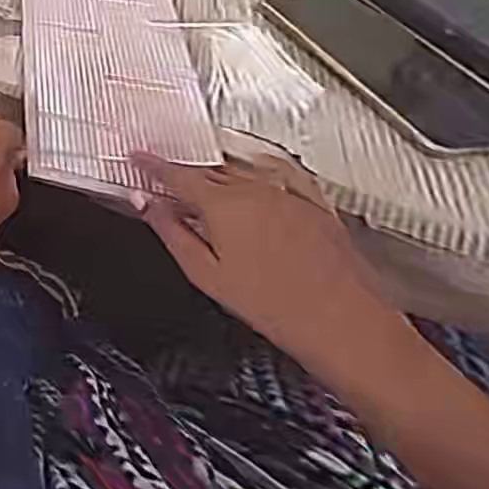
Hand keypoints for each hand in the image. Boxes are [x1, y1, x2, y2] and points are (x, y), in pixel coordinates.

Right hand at [131, 153, 403, 364]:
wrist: (348, 330)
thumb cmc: (278, 307)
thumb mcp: (203, 271)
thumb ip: (168, 229)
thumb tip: (144, 203)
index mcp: (222, 204)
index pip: (175, 174)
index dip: (151, 164)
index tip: (139, 158)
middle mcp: (256, 192)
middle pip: (207, 169)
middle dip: (182, 170)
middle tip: (163, 177)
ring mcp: (290, 198)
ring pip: (241, 170)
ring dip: (216, 171)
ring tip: (202, 182)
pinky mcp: (318, 209)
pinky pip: (283, 175)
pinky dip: (261, 169)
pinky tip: (257, 174)